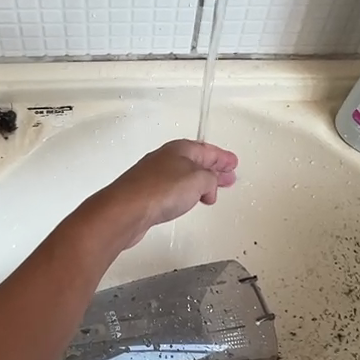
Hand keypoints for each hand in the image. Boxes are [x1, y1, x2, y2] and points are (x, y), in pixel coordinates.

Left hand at [83, 140, 239, 250]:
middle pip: (196, 162)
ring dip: (200, 184)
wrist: (127, 210)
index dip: (222, 158)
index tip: (232, 163)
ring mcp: (154, 176)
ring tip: (211, 192)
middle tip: (227, 176)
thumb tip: (210, 186)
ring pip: (184, 176)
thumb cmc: (160, 190)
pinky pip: (173, 190)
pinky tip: (188, 202)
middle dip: (213, 170)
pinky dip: (186, 194)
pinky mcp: (147, 194)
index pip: (207, 150)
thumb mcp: (198, 180)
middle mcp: (165, 159)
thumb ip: (211, 180)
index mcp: (179, 149)